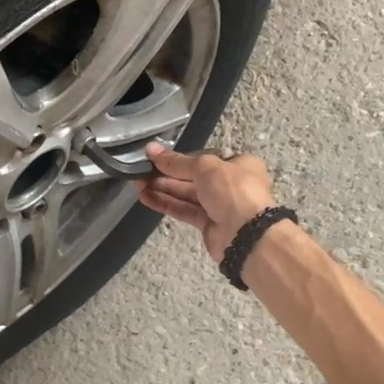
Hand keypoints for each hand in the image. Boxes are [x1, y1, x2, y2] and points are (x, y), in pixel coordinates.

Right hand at [134, 143, 276, 263]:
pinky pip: (184, 210)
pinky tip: (145, 197)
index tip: (157, 157)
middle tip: (140, 170)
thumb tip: (150, 149)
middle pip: (193, 177)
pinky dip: (166, 204)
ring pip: (186, 194)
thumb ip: (176, 161)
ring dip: (162, 188)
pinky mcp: (208, 224)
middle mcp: (230, 184)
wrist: (246, 234)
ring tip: (137, 183)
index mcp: (239, 164)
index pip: (204, 158)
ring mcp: (219, 206)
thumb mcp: (204, 167)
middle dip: (166, 173)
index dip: (180, 158)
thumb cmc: (232, 190)